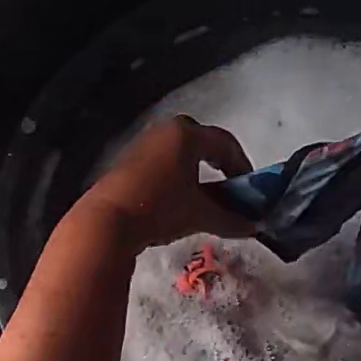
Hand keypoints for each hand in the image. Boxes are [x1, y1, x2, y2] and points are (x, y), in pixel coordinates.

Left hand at [75, 115, 254, 249]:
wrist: (107, 223)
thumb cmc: (160, 209)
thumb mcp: (200, 215)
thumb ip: (230, 219)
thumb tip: (254, 228)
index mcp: (186, 134)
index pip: (225, 143)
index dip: (242, 165)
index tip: (250, 187)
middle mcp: (163, 132)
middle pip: (200, 145)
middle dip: (217, 167)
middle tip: (228, 190)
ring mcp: (141, 147)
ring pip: (178, 156)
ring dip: (194, 176)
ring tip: (202, 202)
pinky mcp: (125, 165)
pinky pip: (160, 167)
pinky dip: (174, 181)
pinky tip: (174, 204)